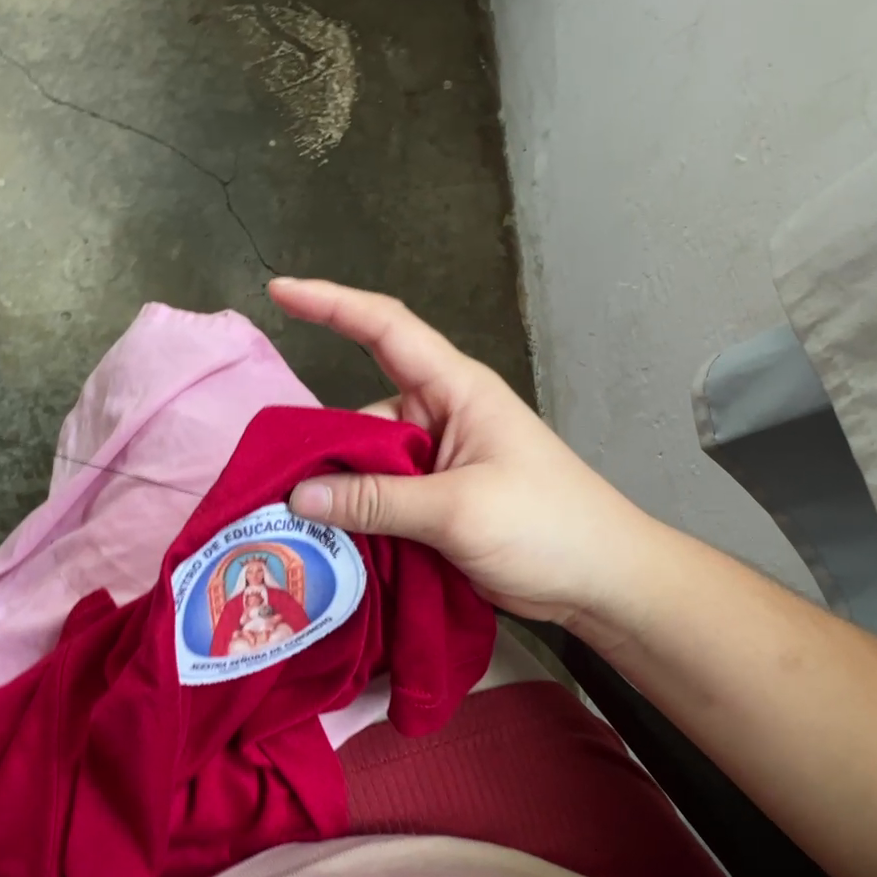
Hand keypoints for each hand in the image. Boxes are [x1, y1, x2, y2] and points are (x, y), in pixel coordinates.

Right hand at [272, 278, 674, 646]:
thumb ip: (376, 500)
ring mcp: (435, 463)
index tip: (279, 292)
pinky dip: (355, 517)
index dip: (331, 304)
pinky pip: (378, 499)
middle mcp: (439, 418)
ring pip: (364, 464)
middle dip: (321, 446)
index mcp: (455, 391)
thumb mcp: (457, 509)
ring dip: (338, 494)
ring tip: (302, 528)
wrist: (600, 583)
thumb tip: (298, 496)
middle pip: (360, 415)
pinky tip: (330, 541)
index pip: (386, 329)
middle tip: (275, 489)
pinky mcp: (433, 503)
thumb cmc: (549, 526)